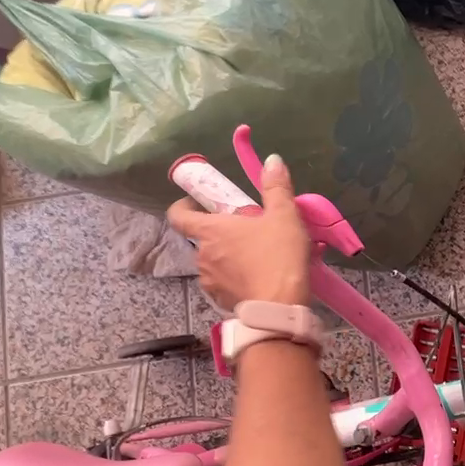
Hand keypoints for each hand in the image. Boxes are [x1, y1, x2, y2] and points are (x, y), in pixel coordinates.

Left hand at [167, 154, 313, 309]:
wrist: (279, 306)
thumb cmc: (279, 256)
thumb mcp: (285, 216)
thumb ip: (277, 188)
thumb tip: (272, 159)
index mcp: (211, 230)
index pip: (179, 215)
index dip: (184, 205)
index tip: (200, 203)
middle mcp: (202, 254)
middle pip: (205, 238)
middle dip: (224, 233)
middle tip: (252, 231)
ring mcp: (208, 279)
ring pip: (215, 261)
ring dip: (231, 257)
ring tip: (261, 258)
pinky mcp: (219, 299)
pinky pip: (224, 282)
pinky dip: (236, 277)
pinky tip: (259, 279)